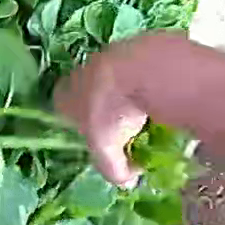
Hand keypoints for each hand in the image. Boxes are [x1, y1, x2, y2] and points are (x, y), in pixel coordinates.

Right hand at [54, 38, 154, 187]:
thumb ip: (113, 169)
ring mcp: (112, 51)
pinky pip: (143, 62)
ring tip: (146, 104)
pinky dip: (150, 74)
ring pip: (115, 71)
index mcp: (67, 92)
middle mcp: (84, 68)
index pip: (61, 102)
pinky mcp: (139, 41)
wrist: (143, 69)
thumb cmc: (113, 112)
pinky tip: (163, 88)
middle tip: (122, 120)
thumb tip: (128, 183)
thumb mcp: (107, 149)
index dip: (75, 117)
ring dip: (127, 85)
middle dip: (103, 100)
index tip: (92, 130)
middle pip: (88, 85)